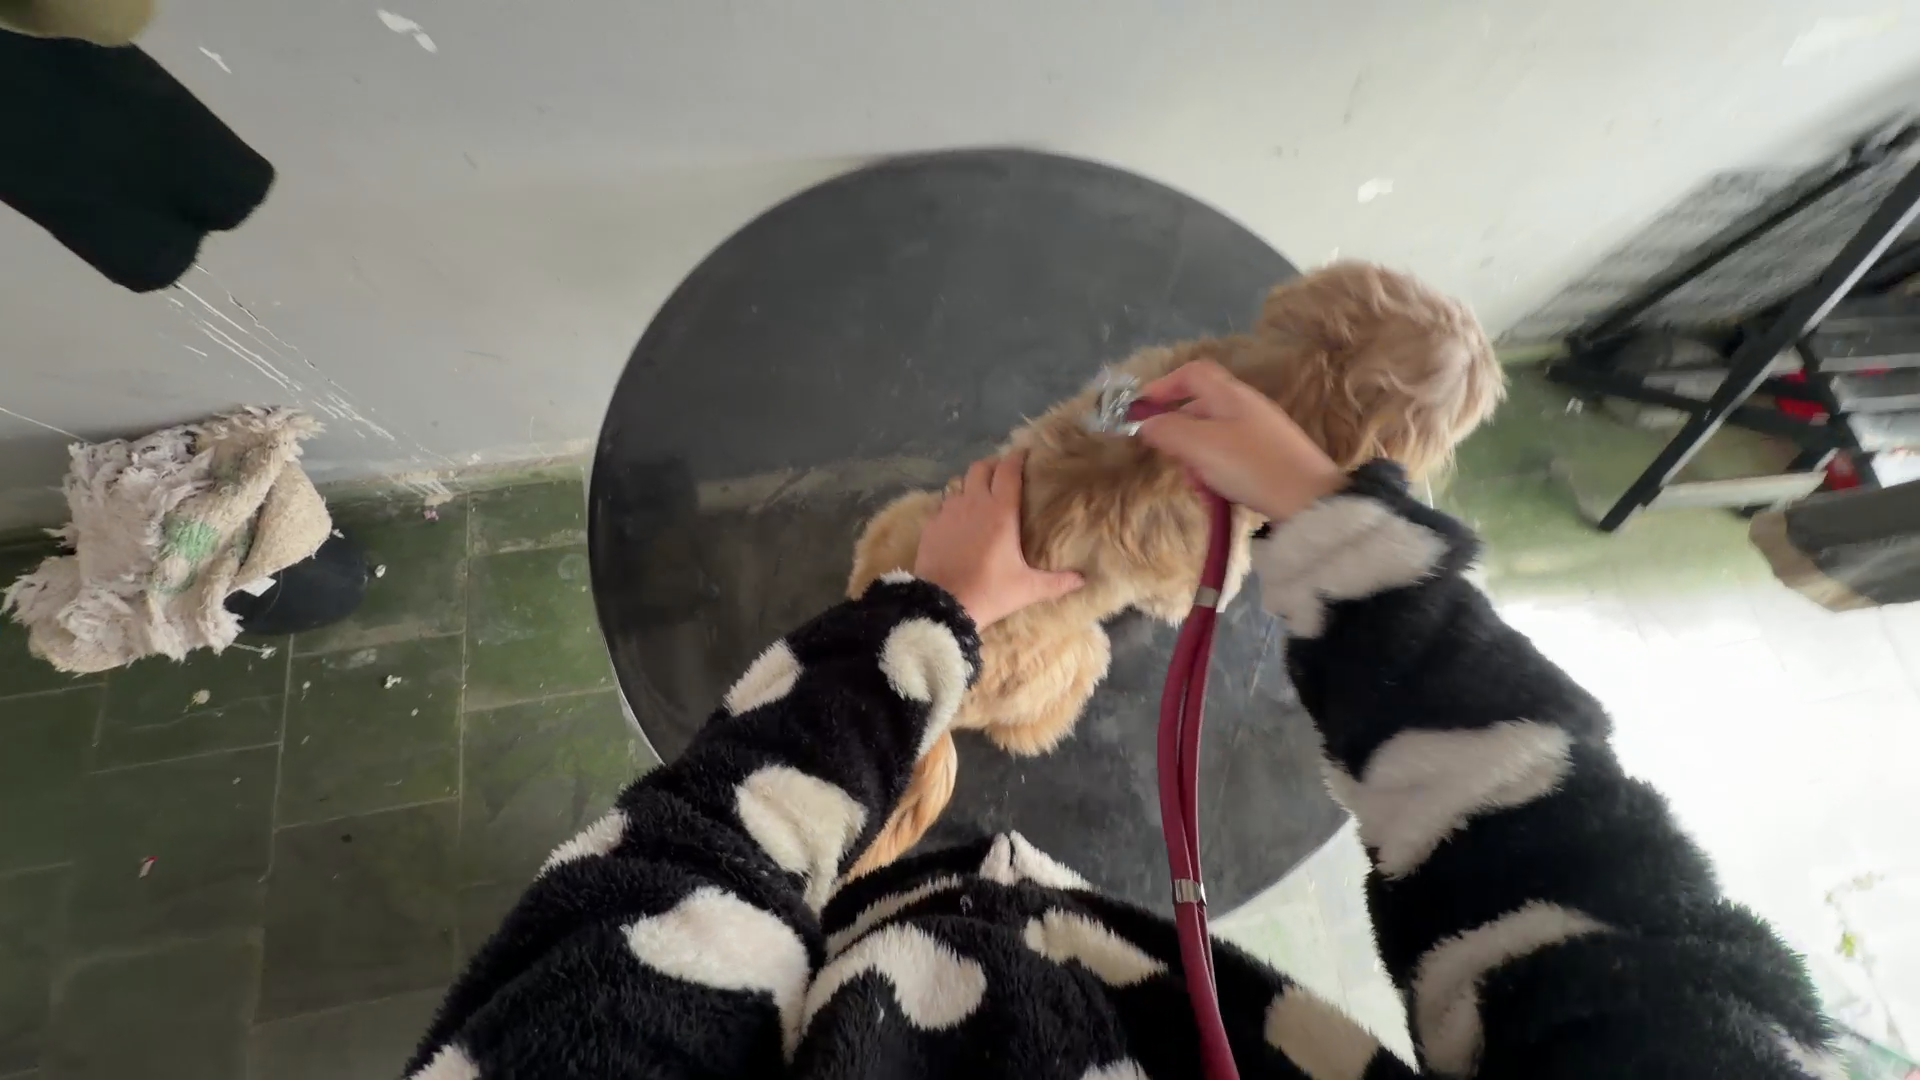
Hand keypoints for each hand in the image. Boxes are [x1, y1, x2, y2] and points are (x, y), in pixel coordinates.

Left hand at [914, 451, 1084, 627]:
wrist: (942, 605)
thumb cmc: (989, 591)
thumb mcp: (1027, 588)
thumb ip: (1057, 582)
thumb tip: (1084, 579)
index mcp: (1001, 511)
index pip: (1008, 471)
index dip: (1017, 458)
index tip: (1025, 455)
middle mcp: (974, 503)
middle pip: (981, 468)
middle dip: (993, 466)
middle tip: (1003, 474)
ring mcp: (948, 512)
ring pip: (960, 484)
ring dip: (971, 484)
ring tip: (981, 496)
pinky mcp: (931, 525)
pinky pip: (943, 504)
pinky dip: (953, 505)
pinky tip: (958, 520)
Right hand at [1135, 360, 1344, 520]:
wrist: (1309, 501)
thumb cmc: (1252, 466)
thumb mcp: (1201, 446)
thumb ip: (1167, 430)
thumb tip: (1144, 424)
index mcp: (1230, 396)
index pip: (1192, 373)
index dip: (1163, 386)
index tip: (1141, 411)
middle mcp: (1245, 407)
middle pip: (1198, 408)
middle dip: (1178, 434)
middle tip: (1173, 459)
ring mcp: (1258, 433)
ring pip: (1209, 438)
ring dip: (1196, 460)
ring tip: (1200, 484)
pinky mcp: (1266, 458)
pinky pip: (1226, 458)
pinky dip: (1214, 472)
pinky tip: (1217, 493)